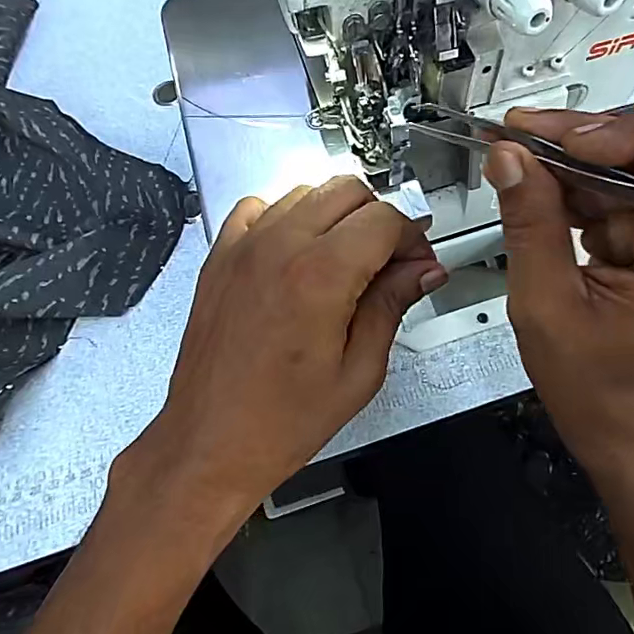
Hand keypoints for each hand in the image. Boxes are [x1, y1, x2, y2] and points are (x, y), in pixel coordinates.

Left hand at [106, 177, 446, 532]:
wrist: (212, 442)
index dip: (413, 237)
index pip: (385, 219)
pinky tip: (303, 253)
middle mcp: (277, 250)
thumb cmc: (277, 422)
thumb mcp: (360, 370)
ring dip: (339, 215)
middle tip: (393, 260)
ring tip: (352, 260)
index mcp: (319, 277)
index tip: (419, 262)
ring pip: (307, 191)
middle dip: (382, 218)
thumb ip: (393, 306)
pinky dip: (290, 217)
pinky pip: (261, 207)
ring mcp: (243, 249)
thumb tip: (422, 272)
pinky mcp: (220, 258)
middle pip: (348, 190)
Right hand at [486, 109, 633, 462]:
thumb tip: (512, 156)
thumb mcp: (546, 304)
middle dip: (606, 140)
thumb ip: (531, 224)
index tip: (569, 140)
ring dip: (585, 157)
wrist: (607, 414)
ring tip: (527, 160)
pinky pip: (629, 183)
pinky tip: (545, 185)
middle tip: (539, 136)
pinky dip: (584, 178)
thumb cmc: (591, 382)